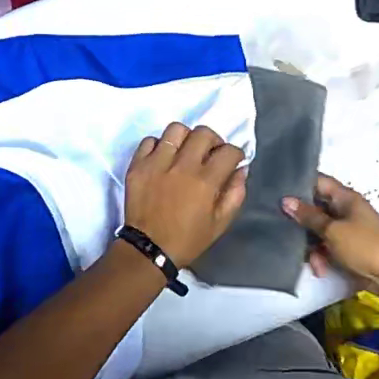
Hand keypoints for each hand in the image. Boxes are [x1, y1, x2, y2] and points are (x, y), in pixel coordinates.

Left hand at [121, 123, 246, 268]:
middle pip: (203, 133)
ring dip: (186, 137)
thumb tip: (240, 170)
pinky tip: (163, 158)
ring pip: (175, 130)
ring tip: (185, 151)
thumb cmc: (188, 239)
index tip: (232, 160)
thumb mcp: (220, 223)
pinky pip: (149, 141)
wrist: (149, 248)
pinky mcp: (137, 165)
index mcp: (205, 181)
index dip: (235, 154)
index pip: (228, 151)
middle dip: (213, 140)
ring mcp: (157, 163)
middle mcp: (182, 166)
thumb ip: (235, 194)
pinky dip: (158, 145)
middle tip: (210, 152)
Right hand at [282, 174, 378, 290]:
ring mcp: (349, 230)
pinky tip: (321, 269)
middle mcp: (347, 210)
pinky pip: (328, 247)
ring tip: (313, 262)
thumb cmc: (365, 247)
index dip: (299, 184)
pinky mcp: (350, 249)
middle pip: (316, 208)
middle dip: (301, 222)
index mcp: (346, 198)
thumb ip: (308, 216)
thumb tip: (285, 200)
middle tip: (282, 230)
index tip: (276, 190)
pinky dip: (323, 257)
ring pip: (319, 231)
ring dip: (312, 246)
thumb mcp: (332, 231)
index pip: (318, 182)